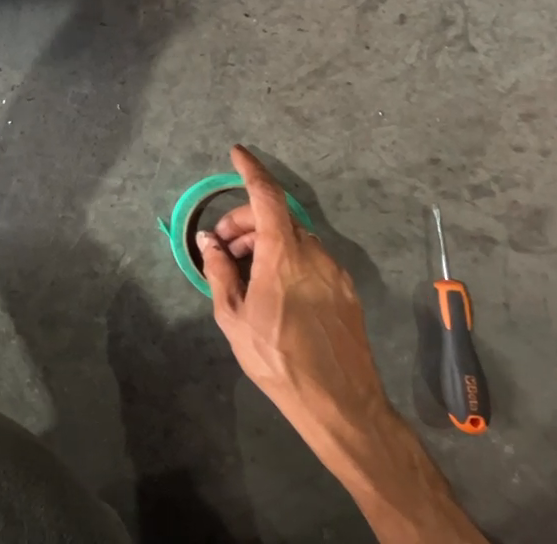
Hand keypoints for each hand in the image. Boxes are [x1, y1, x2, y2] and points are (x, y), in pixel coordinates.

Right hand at [197, 146, 392, 438]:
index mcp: (283, 256)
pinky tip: (271, 287)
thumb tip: (209, 242)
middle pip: (276, 217)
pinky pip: (310, 259)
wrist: (340, 404)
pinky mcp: (346, 291)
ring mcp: (334, 273)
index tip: (237, 153)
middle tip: (220, 246)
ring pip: (294, 238)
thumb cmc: (277, 359)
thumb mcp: (233, 316)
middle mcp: (314, 255)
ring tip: (242, 271)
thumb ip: (219, 271)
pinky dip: (285, 257)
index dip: (251, 170)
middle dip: (244, 220)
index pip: (267, 197)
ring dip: (265, 241)